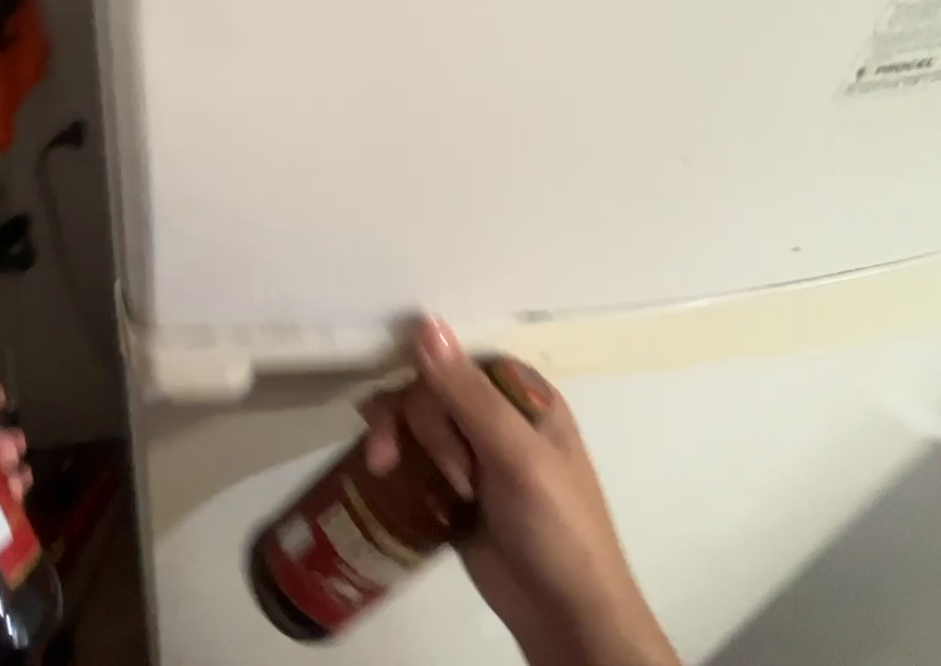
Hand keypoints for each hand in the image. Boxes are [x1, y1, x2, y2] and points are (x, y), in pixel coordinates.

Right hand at [361, 319, 677, 665]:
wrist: (562, 618)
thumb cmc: (556, 530)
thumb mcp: (516, 457)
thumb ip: (466, 393)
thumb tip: (424, 322)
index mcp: (523, 397)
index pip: (457, 358)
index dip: (434, 380)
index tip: (428, 417)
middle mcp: (493, 414)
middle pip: (426, 388)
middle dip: (420, 426)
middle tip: (448, 474)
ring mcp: (468, 448)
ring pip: (408, 414)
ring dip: (393, 436)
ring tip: (383, 467)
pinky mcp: (445, 480)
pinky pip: (404, 447)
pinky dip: (388, 453)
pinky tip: (378, 468)